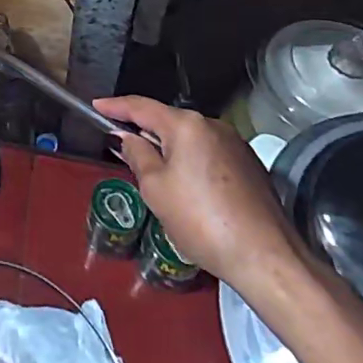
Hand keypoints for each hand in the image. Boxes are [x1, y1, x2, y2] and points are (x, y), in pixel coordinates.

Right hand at [94, 95, 302, 287]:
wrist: (265, 258)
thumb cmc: (200, 219)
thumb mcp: (154, 187)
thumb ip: (137, 154)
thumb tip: (129, 138)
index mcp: (188, 125)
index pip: (142, 106)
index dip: (116, 105)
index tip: (96, 104)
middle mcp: (214, 127)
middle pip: (168, 120)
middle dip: (143, 128)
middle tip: (118, 139)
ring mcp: (236, 146)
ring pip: (190, 137)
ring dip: (167, 146)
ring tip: (148, 164)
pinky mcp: (250, 167)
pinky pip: (208, 152)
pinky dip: (188, 159)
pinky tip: (182, 180)